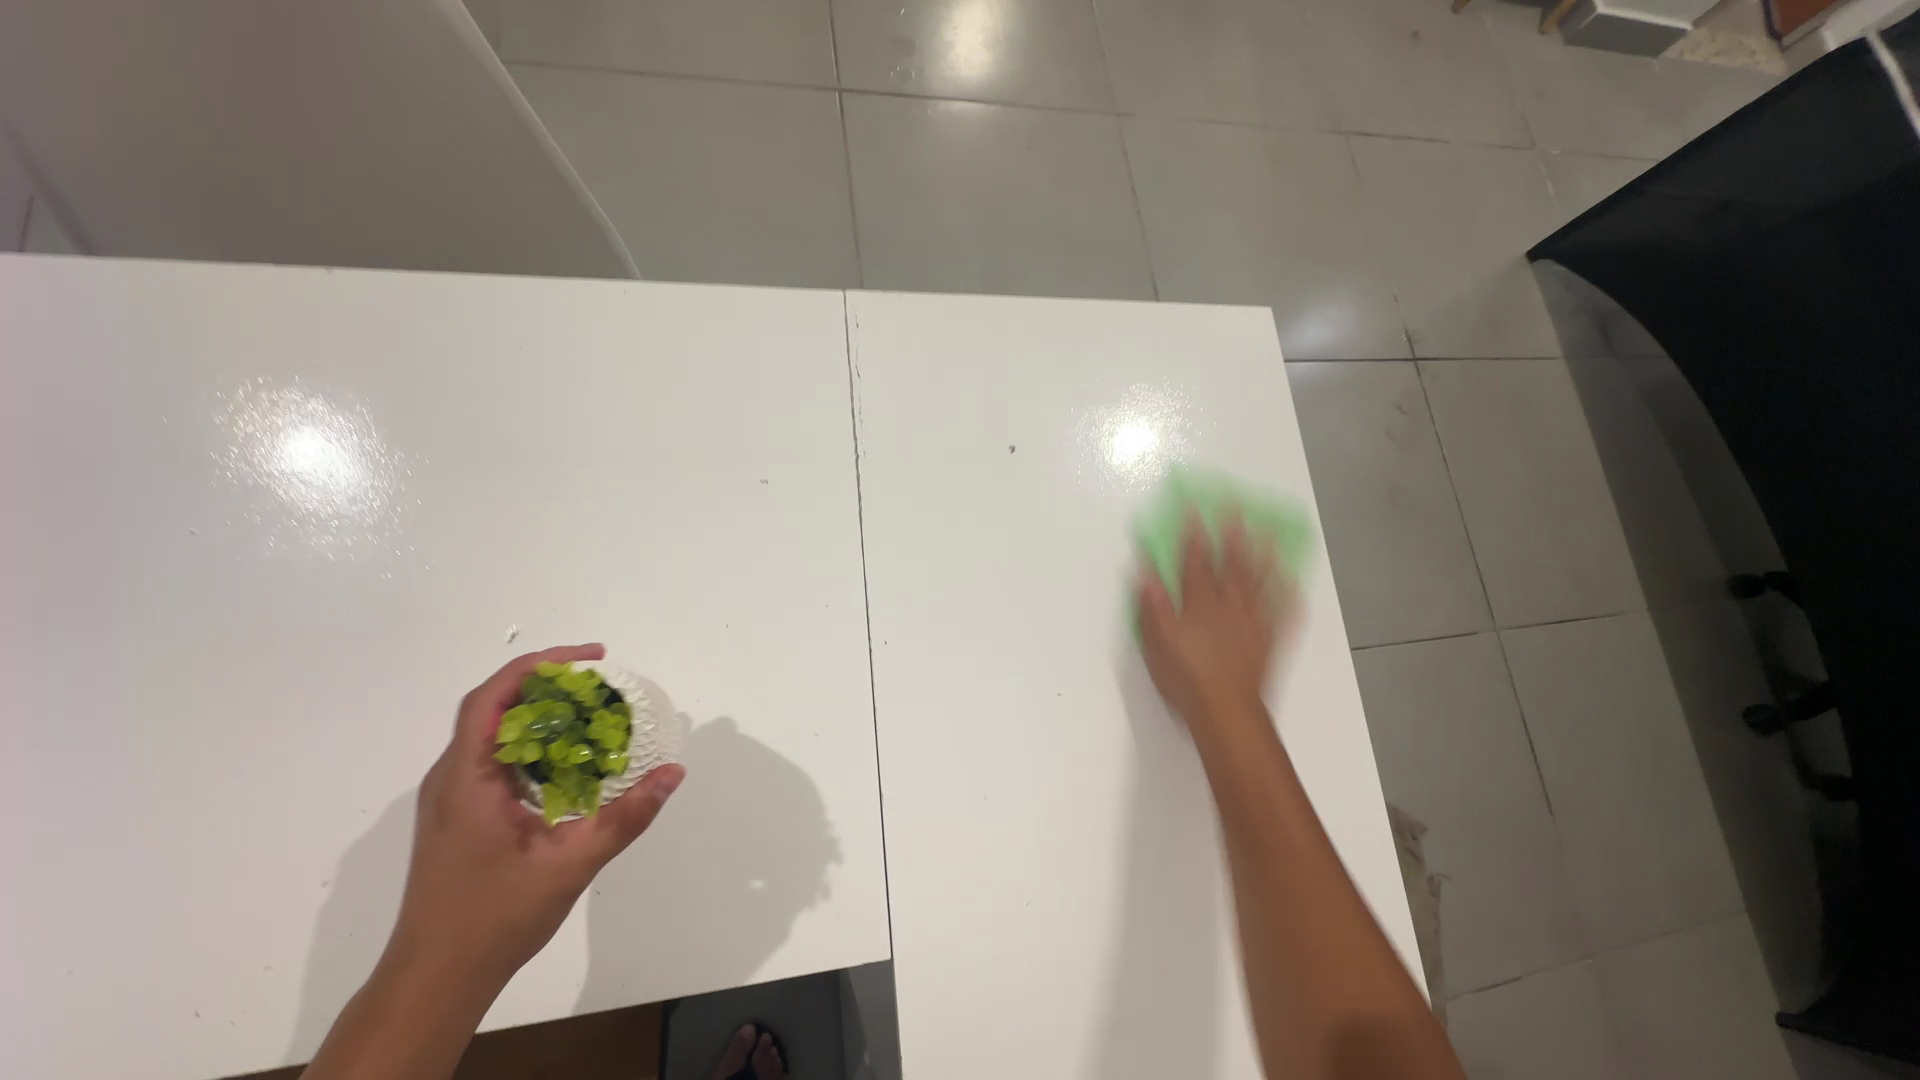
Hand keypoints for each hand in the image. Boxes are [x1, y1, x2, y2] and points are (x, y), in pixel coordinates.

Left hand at [388, 644, 686, 984]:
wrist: (434, 978)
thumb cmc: (495, 918)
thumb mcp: (571, 864)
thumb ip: (625, 816)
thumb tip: (672, 773)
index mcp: (468, 779)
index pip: (494, 697)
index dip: (541, 665)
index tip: (592, 659)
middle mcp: (450, 779)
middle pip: (492, 707)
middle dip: (546, 684)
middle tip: (599, 685)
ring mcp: (450, 799)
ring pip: (491, 735)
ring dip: (538, 716)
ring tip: (589, 716)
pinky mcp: (457, 818)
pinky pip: (493, 761)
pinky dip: (531, 746)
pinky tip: (565, 767)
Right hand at [1136, 514, 1294, 726]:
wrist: (1226, 711)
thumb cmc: (1186, 679)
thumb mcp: (1156, 643)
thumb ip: (1152, 604)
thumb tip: (1145, 570)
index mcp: (1198, 605)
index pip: (1195, 561)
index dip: (1194, 532)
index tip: (1195, 508)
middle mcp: (1229, 606)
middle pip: (1232, 563)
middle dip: (1233, 532)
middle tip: (1236, 506)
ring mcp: (1254, 621)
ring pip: (1260, 580)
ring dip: (1262, 552)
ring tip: (1266, 530)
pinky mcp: (1270, 638)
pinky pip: (1282, 609)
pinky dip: (1286, 590)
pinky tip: (1290, 577)